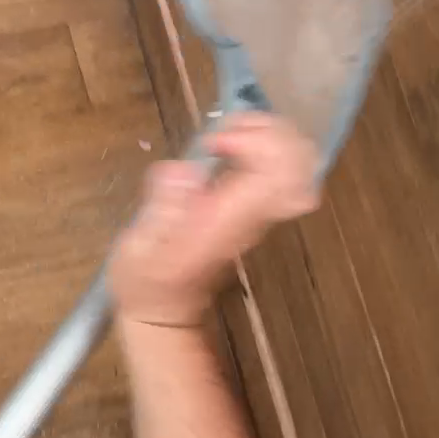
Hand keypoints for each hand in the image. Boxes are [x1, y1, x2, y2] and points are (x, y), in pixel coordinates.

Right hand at [110, 113, 320, 328]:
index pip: (276, 173)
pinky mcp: (257, 210)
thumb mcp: (138, 248)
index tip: (212, 142)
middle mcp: (254, 215)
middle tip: (225, 129)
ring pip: (300, 164)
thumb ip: (161, 210)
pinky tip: (238, 143)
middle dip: (268, 131)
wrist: (164, 309)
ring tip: (231, 132)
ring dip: (272, 135)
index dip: (254, 142)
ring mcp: (260, 213)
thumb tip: (185, 169)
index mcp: (229, 220)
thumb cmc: (145, 280)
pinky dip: (270, 147)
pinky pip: (288, 172)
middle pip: (298, 163)